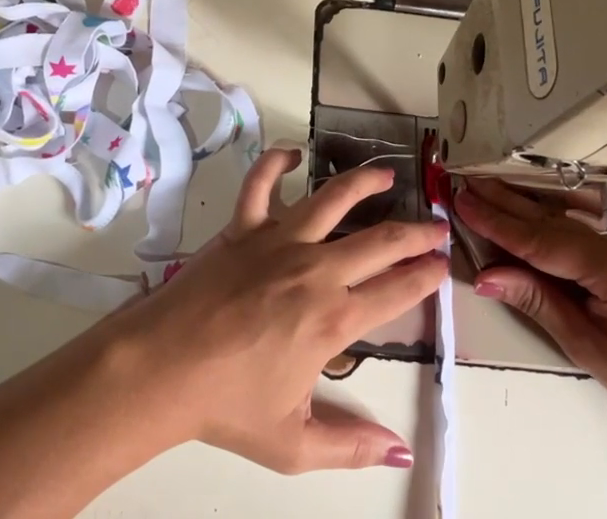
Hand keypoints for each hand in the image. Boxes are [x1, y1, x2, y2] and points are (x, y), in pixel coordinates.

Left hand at [101, 147, 447, 473]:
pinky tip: (291, 155)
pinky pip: (260, 184)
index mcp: (334, 320)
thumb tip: (400, 452)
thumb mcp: (293, 444)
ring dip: (364, 183)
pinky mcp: (242, 229)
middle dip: (415, 233)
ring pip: (332, 199)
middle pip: (379, 241)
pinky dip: (275, 163)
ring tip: (387, 174)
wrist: (161, 367)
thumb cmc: (225, 405)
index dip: (427, 277)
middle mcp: (315, 271)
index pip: (397, 292)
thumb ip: (351, 446)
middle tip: (436, 226)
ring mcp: (277, 242)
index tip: (445, 266)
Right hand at [453, 179, 606, 438]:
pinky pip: (593, 217)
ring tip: (490, 184)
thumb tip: (485, 276)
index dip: (498, 223)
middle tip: (465, 183)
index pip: (543, 240)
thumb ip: (538, 301)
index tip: (462, 204)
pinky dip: (558, 207)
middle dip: (506, 201)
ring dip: (528, 198)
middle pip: (555, 218)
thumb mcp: (589, 348)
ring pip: (573, 211)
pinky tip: (536, 196)